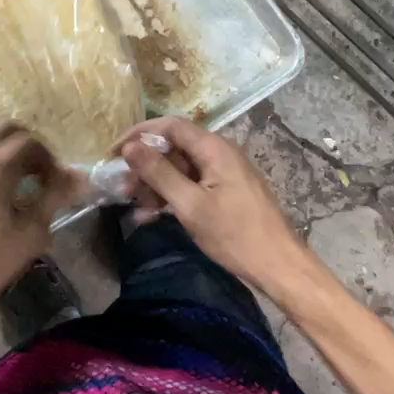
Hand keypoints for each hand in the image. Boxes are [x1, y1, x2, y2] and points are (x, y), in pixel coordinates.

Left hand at [0, 122, 85, 334]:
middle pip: (3, 130)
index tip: (57, 181)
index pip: (30, 142)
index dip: (50, 159)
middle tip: (39, 172)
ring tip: (16, 183)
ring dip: (3, 152)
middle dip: (26, 145)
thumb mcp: (29, 235)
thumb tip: (80, 178)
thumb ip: (55, 199)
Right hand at [118, 117, 308, 290]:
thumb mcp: (190, 205)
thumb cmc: (235, 235)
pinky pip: (193, 183)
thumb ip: (158, 173)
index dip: (139, 134)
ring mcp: (225, 172)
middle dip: (147, 165)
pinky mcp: (227, 191)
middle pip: (174, 146)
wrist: (280, 267)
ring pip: (181, 167)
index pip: (169, 126)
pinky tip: (154, 215)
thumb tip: (130, 147)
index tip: (114, 153)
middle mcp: (220, 153)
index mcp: (214, 148)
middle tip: (124, 187)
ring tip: (137, 206)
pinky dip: (173, 195)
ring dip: (157, 183)